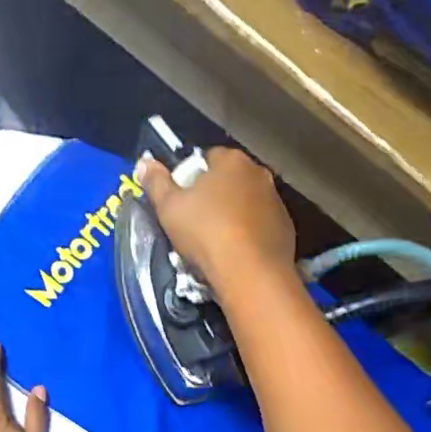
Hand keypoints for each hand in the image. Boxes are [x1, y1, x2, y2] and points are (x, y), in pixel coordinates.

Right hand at [137, 147, 296, 291]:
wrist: (250, 273)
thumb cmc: (205, 234)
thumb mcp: (169, 209)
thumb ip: (156, 183)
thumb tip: (144, 162)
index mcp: (231, 161)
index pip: (208, 158)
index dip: (191, 178)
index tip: (182, 202)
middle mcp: (259, 174)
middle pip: (230, 181)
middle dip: (215, 198)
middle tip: (197, 226)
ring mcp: (276, 202)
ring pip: (248, 205)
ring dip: (234, 218)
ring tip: (218, 246)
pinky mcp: (286, 230)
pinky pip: (262, 229)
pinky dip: (250, 238)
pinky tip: (238, 257)